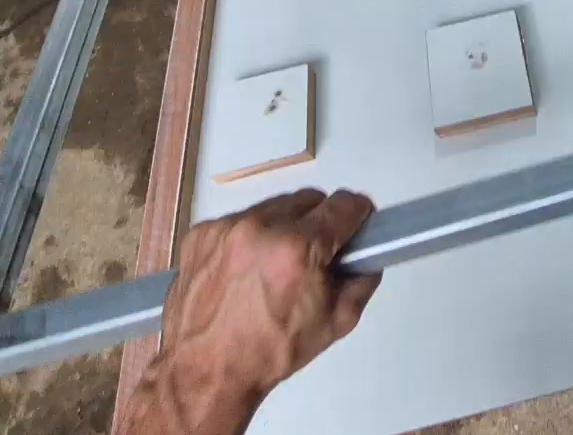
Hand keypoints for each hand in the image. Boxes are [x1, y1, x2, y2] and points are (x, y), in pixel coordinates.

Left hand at [131, 189, 380, 432]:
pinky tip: (246, 267)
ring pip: (276, 206)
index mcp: (299, 247)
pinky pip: (242, 218)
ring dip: (284, 226)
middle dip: (318, 222)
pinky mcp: (202, 232)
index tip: (356, 224)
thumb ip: (364, 279)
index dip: (357, 214)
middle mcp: (262, 228)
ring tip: (276, 262)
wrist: (205, 375)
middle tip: (312, 254)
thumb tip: (370, 253)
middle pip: (311, 199)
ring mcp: (228, 228)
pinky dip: (250, 236)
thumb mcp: (338, 322)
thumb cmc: (270, 352)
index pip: (346, 203)